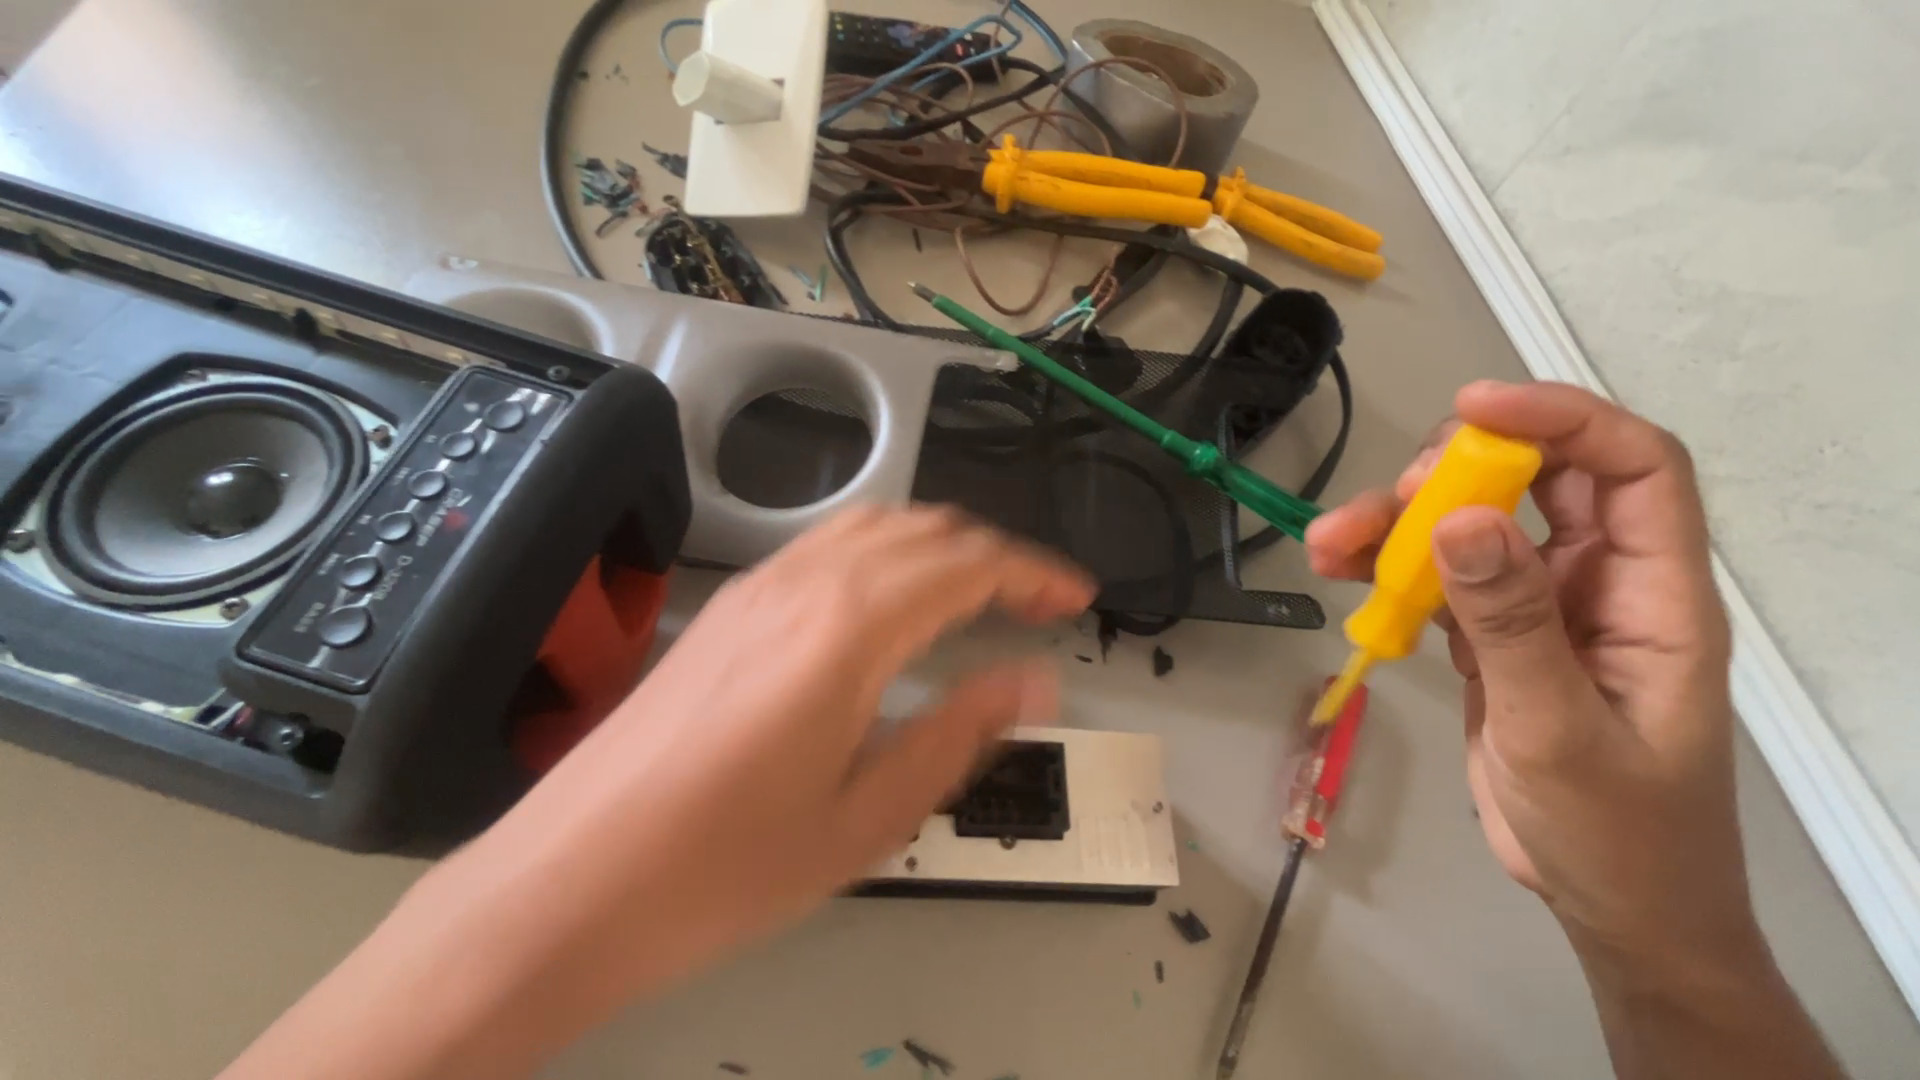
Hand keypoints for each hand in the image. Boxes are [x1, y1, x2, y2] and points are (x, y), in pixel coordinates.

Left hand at [220, 506, 1092, 1079]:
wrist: (572, 882)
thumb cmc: (727, 868)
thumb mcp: (868, 818)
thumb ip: (957, 734)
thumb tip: (1034, 682)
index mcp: (848, 628)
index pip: (968, 564)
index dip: (1034, 572)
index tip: (1076, 597)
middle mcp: (802, 584)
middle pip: (924, 529)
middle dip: (995, 553)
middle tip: (1039, 601)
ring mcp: (756, 588)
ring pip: (872, 525)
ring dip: (938, 542)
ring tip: (979, 590)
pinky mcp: (726, 607)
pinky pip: (826, 545)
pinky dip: (885, 550)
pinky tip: (891, 598)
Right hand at [1305, 381, 1754, 967]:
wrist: (1609, 904)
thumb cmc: (1616, 830)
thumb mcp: (1558, 728)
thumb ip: (1511, 622)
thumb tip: (1460, 520)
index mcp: (1652, 595)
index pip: (1632, 468)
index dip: (1562, 419)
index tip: (1473, 409)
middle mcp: (1598, 584)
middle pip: (1535, 485)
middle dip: (1455, 475)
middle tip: (1390, 505)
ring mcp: (1541, 609)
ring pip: (1470, 530)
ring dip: (1399, 526)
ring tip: (1328, 544)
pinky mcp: (1494, 638)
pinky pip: (1439, 580)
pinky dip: (1389, 571)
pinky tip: (1344, 576)